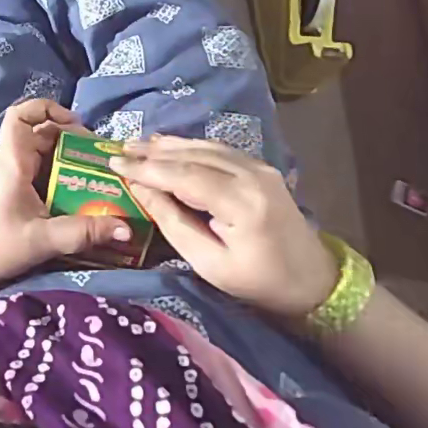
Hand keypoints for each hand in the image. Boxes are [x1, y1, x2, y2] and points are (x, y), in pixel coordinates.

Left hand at [0, 99, 131, 286]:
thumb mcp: (42, 240)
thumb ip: (83, 232)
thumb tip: (126, 229)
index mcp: (13, 162)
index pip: (20, 115)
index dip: (47, 109)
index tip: (75, 124)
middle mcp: (12, 162)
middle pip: (42, 134)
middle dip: (73, 139)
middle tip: (100, 157)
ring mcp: (12, 177)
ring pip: (44, 154)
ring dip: (70, 159)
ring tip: (98, 174)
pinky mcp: (14, 192)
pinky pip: (42, 173)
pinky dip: (62, 176)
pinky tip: (81, 192)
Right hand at [111, 136, 337, 324]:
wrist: (313, 281)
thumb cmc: (257, 282)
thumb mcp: (208, 263)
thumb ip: (172, 222)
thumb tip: (141, 189)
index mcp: (241, 204)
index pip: (184, 175)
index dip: (146, 168)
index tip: (114, 164)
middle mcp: (252, 175)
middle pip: (194, 156)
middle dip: (153, 153)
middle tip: (119, 150)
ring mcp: (260, 168)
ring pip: (206, 148)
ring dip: (169, 146)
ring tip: (136, 145)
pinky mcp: (262, 168)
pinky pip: (219, 151)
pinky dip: (190, 148)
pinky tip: (170, 147)